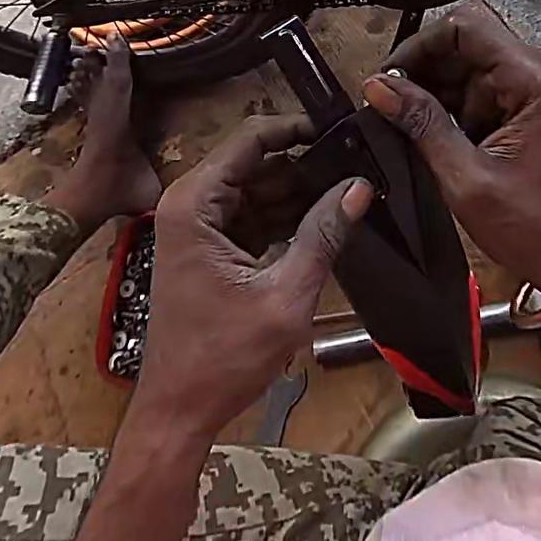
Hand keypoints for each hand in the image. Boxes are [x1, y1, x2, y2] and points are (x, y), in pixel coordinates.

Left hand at [131, 116, 373, 439]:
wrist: (179, 411)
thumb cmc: (223, 358)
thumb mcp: (284, 295)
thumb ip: (323, 234)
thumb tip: (361, 186)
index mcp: (194, 203)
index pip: (251, 139)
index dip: (296, 129)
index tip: (338, 131)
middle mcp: (190, 202)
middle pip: (255, 161)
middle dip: (303, 166)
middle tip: (354, 166)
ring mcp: (198, 223)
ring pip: (258, 187)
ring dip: (298, 192)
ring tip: (348, 191)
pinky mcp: (210, 243)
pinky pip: (253, 213)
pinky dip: (285, 216)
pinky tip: (324, 219)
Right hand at [364, 4, 540, 298]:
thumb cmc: (535, 226)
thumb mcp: (465, 175)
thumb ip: (422, 123)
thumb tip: (381, 87)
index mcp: (536, 81)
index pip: (466, 27)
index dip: (420, 45)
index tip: (391, 74)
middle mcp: (539, 73)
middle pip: (465, 41)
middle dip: (423, 68)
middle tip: (391, 100)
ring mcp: (533, 87)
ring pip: (466, 63)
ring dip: (433, 88)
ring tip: (407, 121)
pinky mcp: (524, 104)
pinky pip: (476, 86)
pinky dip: (449, 104)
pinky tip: (431, 130)